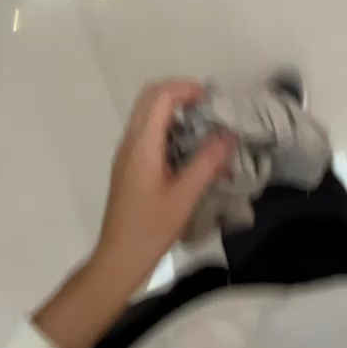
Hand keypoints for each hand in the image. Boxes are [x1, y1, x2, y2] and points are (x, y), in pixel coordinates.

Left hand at [92, 78, 236, 287]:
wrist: (118, 259)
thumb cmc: (150, 229)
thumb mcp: (184, 198)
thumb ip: (206, 163)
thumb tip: (228, 135)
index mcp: (142, 145)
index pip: (160, 96)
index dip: (186, 89)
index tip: (213, 101)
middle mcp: (130, 141)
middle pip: (151, 97)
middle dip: (182, 94)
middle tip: (210, 108)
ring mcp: (127, 152)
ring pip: (149, 113)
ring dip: (176, 110)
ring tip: (206, 127)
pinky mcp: (130, 164)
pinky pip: (149, 131)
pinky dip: (170, 127)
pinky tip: (191, 150)